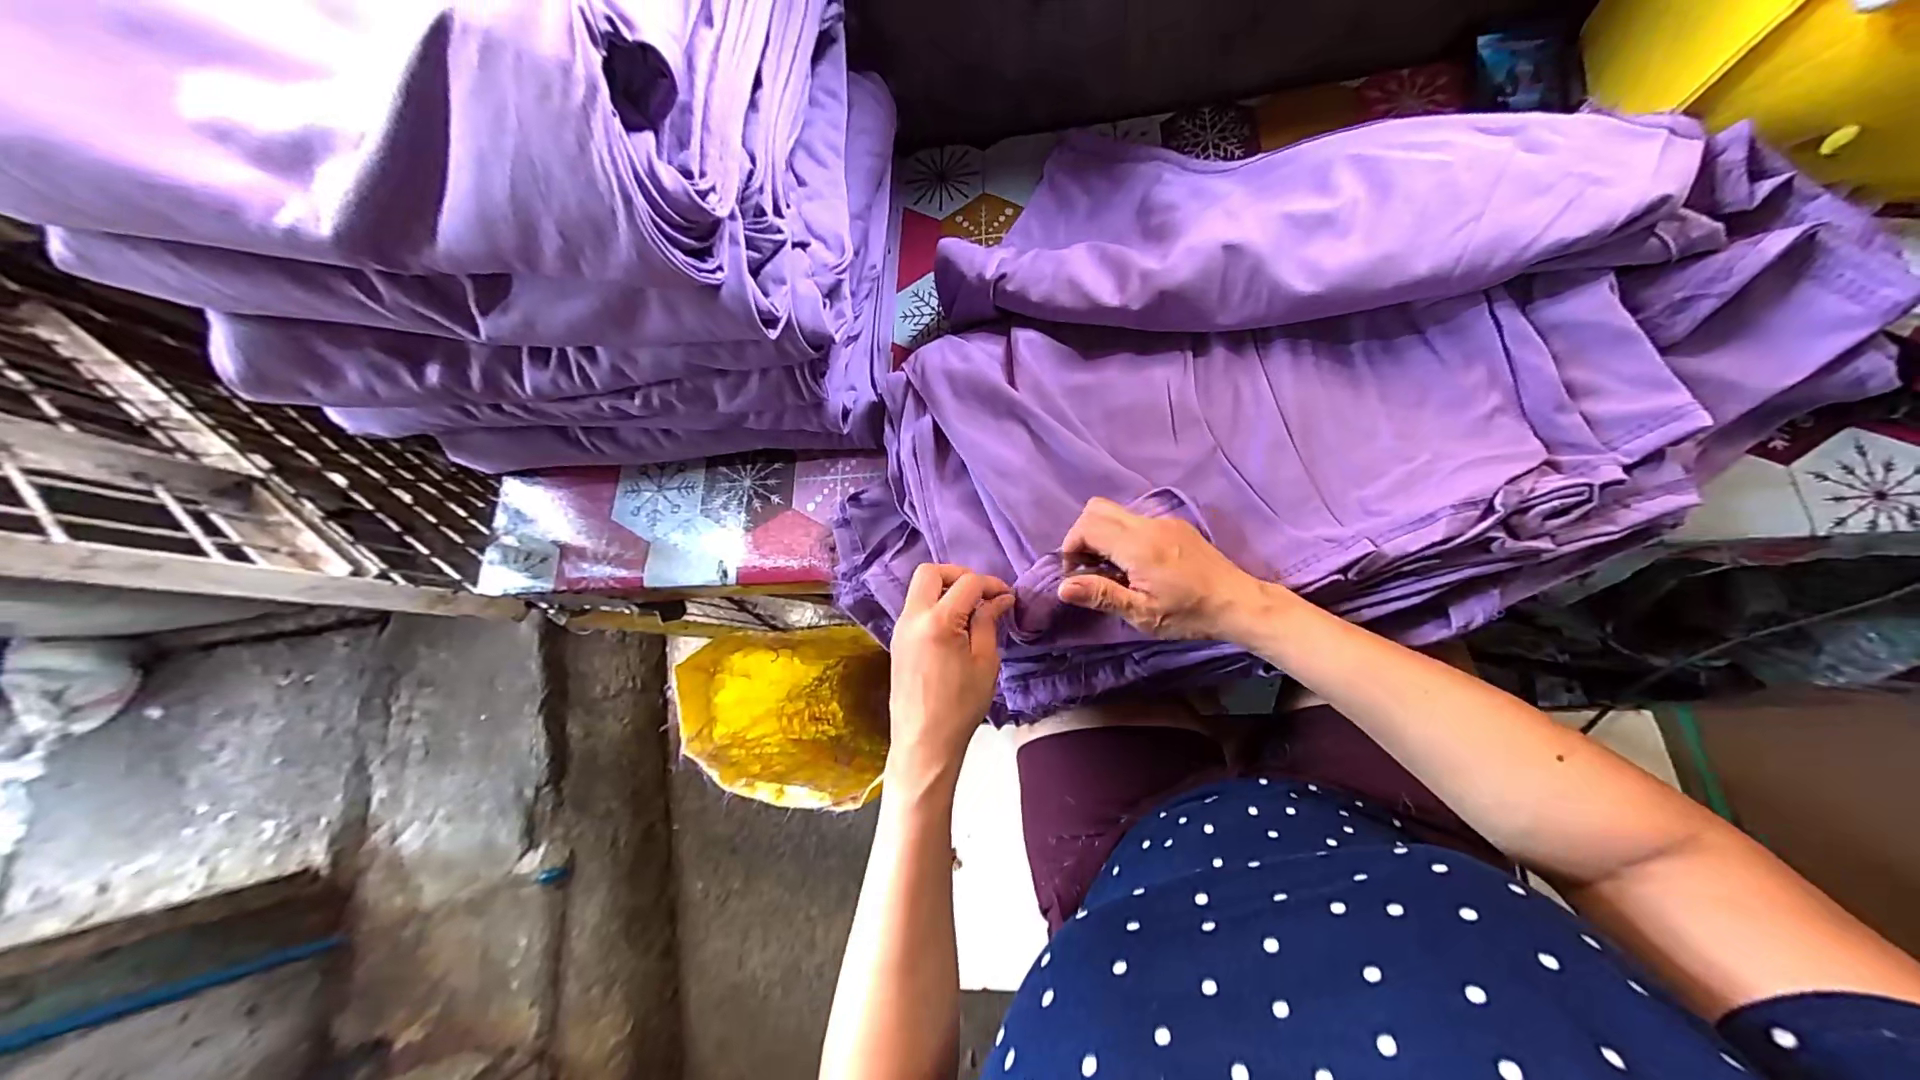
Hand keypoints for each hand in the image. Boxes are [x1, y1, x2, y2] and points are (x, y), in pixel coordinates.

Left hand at [887, 563, 1014, 783]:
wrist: (924, 741)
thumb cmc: (960, 706)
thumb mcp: (985, 662)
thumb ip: (988, 622)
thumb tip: (998, 599)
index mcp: (938, 621)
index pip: (967, 583)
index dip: (991, 584)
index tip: (1007, 596)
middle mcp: (912, 618)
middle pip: (930, 572)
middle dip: (959, 575)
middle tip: (982, 593)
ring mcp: (900, 629)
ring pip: (919, 589)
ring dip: (945, 589)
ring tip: (971, 611)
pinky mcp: (897, 641)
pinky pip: (915, 609)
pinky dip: (935, 605)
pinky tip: (955, 626)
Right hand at [1056, 496, 1279, 641]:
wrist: (1239, 603)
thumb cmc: (1189, 614)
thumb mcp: (1142, 613)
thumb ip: (1101, 595)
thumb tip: (1063, 587)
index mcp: (1138, 545)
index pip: (1087, 526)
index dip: (1070, 546)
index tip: (1075, 573)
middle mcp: (1149, 524)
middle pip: (1097, 509)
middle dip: (1082, 535)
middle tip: (1088, 567)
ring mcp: (1164, 522)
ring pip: (1117, 513)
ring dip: (1102, 535)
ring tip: (1111, 569)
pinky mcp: (1176, 526)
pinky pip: (1136, 520)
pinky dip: (1122, 536)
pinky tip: (1135, 565)